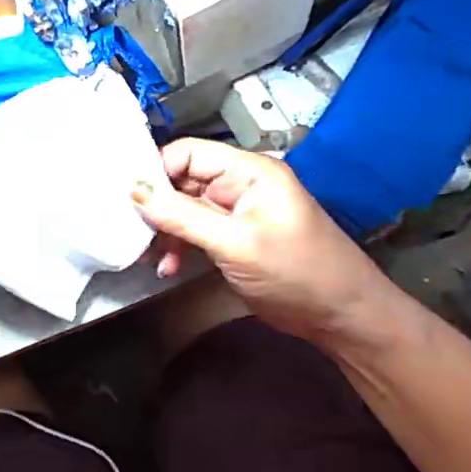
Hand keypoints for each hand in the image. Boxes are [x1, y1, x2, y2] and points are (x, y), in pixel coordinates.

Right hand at [132, 138, 410, 358]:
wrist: (342, 318)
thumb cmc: (298, 274)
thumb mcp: (235, 244)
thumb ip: (182, 215)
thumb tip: (133, 190)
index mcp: (248, 171)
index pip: (187, 153)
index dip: (155, 171)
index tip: (127, 198)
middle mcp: (239, 184)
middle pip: (181, 180)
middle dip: (156, 206)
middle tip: (132, 232)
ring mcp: (236, 212)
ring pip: (183, 208)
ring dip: (165, 231)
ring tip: (151, 256)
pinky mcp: (233, 237)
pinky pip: (194, 231)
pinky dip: (178, 246)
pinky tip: (168, 267)